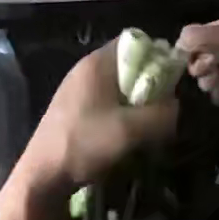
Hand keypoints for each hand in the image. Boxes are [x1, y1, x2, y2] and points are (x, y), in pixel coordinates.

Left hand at [17, 45, 177, 193]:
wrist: (43, 177)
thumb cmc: (86, 144)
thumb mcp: (132, 129)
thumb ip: (162, 114)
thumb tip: (175, 106)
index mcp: (97, 63)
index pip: (135, 42)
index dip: (157, 56)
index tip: (171, 79)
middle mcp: (86, 69)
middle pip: (129, 64)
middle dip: (150, 83)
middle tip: (162, 106)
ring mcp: (78, 89)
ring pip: (120, 85)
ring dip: (137, 102)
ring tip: (148, 123)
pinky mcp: (75, 109)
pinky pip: (108, 101)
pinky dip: (122, 112)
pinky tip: (127, 133)